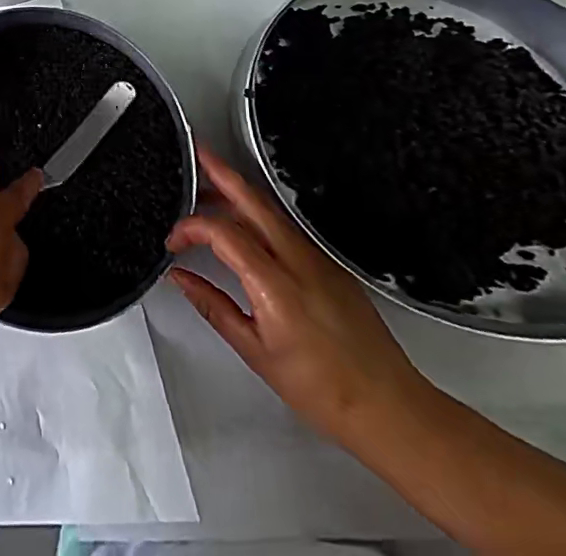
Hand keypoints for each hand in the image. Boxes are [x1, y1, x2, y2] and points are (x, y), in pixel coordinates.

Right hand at [166, 144, 434, 446]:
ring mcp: (323, 265)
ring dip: (242, 194)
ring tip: (214, 187)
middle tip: (199, 155)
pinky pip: (290, 231)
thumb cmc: (326, 389)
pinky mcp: (333, 271)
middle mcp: (303, 267)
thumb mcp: (253, 348)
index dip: (190, 228)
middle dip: (224, 175)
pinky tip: (248, 225)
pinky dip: (261, 217)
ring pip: (275, 214)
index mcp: (277, 286)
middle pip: (256, 204)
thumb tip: (181, 279)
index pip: (223, 233)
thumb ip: (211, 304)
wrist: (391, 409)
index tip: (174, 242)